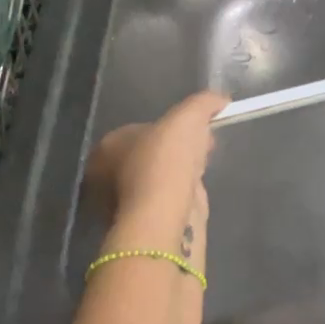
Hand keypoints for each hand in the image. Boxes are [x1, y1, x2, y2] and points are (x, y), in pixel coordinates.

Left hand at [86, 91, 227, 270]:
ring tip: (202, 173)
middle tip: (203, 150)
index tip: (200, 131)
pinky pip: (163, 200)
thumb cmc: (168, 160)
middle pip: (149, 154)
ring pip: (157, 179)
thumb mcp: (189, 117)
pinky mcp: (137, 224)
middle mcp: (104, 174)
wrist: (164, 214)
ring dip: (179, 174)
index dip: (175, 128)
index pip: (143, 129)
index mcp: (107, 146)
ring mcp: (118, 202)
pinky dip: (179, 196)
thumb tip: (220, 99)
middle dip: (177, 151)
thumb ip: (204, 102)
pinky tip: (193, 194)